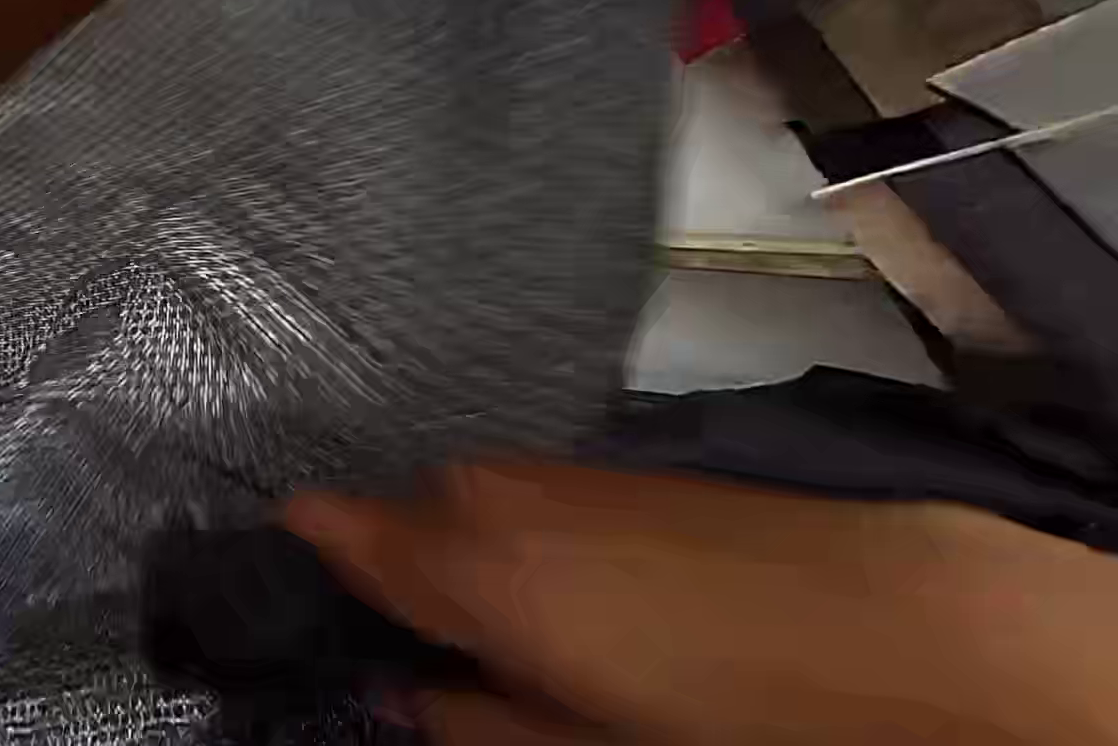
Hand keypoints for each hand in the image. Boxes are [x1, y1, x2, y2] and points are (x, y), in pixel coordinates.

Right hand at [287, 466, 1117, 745]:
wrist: (898, 623)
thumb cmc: (718, 713)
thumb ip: (469, 722)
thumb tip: (401, 698)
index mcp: (454, 558)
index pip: (326, 523)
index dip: (294, 546)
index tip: (284, 581)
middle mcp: (470, 490)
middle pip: (387, 522)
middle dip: (389, 576)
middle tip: (423, 644)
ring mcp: (524, 469)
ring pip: (444, 508)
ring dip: (448, 559)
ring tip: (506, 623)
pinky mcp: (573, 463)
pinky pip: (497, 499)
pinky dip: (496, 538)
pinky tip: (564, 588)